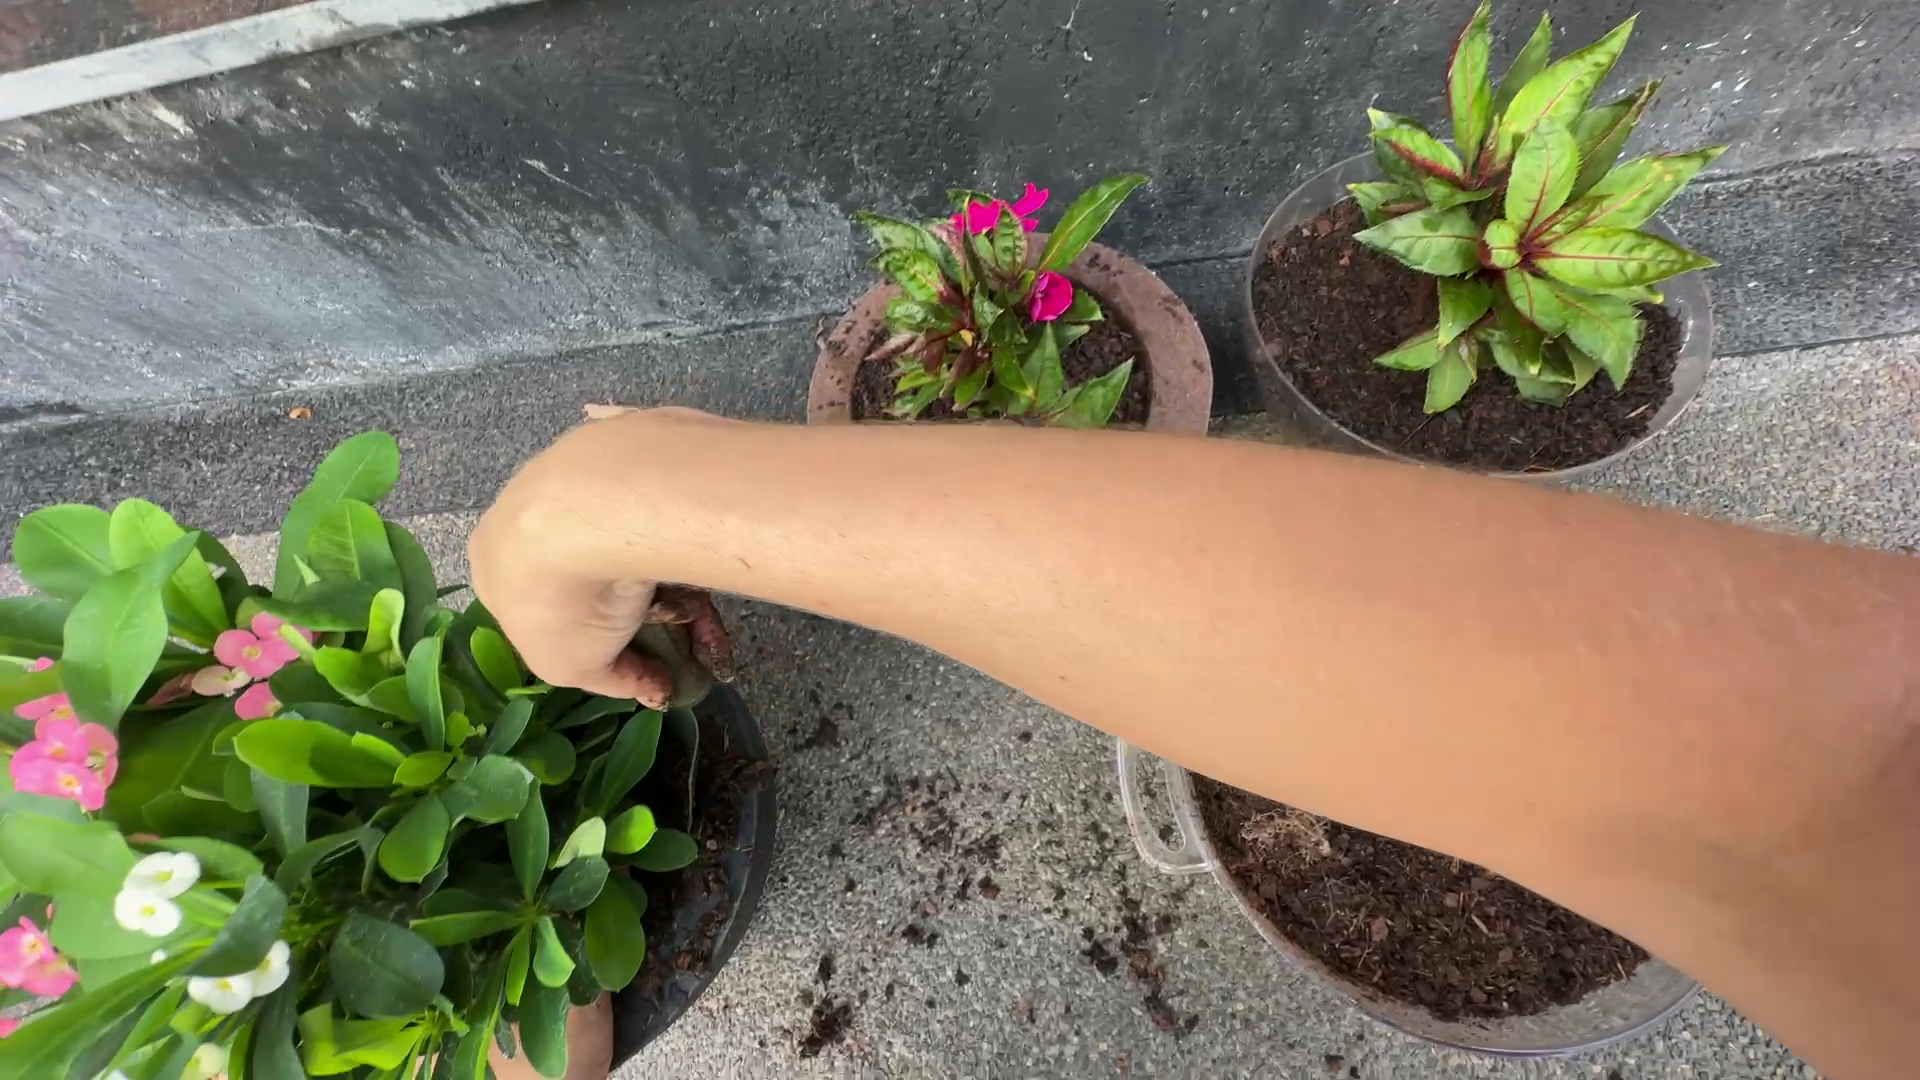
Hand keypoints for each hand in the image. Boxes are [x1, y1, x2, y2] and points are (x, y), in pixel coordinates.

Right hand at [469, 407, 732, 706]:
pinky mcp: (630, 442)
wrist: (594, 508)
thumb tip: (655, 692)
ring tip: (709, 606)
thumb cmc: (562, 600)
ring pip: (640, 535)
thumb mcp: (573, 665)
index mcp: (499, 558)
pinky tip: (708, 551)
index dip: (602, 633)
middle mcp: (532, 507)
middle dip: (653, 608)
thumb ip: (613, 678)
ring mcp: (580, 471)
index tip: (647, 650)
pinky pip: (667, 497)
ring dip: (678, 577)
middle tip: (693, 627)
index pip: (553, 604)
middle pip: (603, 567)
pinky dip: (686, 528)